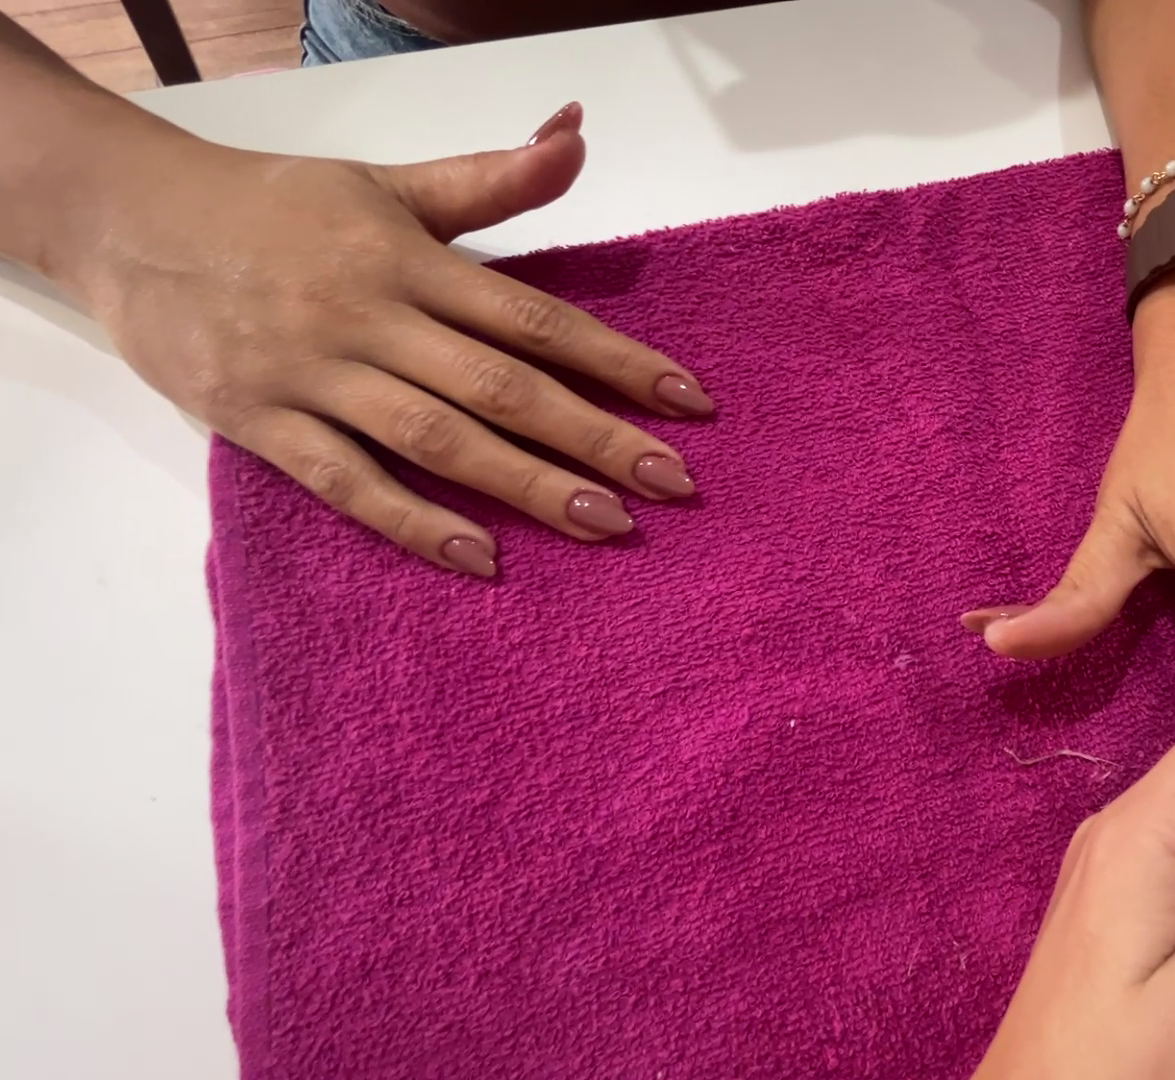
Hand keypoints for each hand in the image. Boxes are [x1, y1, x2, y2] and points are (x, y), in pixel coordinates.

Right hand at [54, 103, 707, 576]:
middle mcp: (373, 320)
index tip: (690, 401)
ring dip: (528, 487)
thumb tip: (577, 135)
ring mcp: (314, 375)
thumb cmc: (282, 207)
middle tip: (673, 482)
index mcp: (415, 264)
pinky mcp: (257, 422)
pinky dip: (413, 523)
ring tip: (607, 523)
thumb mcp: (393, 186)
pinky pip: (346, 483)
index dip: (621, 362)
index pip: (541, 321)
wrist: (113, 211)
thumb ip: (493, 179)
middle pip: (506, 389)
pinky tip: (484, 560)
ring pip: (439, 441)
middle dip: (596, 438)